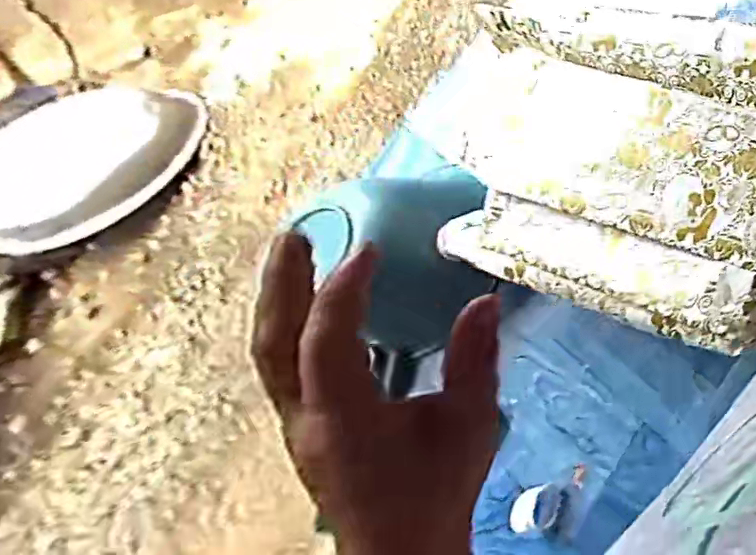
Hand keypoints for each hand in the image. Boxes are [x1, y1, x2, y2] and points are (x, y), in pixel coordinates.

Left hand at [252, 233, 500, 554]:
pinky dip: (297, 322)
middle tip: (297, 233)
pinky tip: (316, 301)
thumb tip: (483, 300)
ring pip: (272, 355)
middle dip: (283, 287)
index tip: (370, 250)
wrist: (400, 550)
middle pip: (274, 347)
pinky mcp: (309, 423)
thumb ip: (474, 360)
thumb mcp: (469, 422)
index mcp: (345, 418)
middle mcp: (307, 419)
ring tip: (296, 253)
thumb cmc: (437, 487)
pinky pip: (288, 364)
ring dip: (282, 301)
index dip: (343, 294)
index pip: (328, 345)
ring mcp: (300, 423)